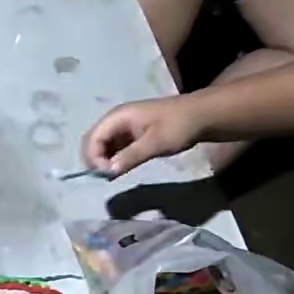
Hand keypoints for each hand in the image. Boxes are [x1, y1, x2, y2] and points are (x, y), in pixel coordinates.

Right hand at [81, 95, 203, 175]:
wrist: (201, 116)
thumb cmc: (178, 125)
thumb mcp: (155, 142)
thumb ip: (131, 156)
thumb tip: (109, 171)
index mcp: (118, 117)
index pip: (93, 138)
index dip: (94, 158)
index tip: (108, 174)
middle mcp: (115, 121)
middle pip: (92, 142)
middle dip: (94, 160)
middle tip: (107, 177)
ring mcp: (122, 128)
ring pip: (101, 147)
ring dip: (102, 162)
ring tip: (113, 175)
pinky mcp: (130, 136)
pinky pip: (112, 149)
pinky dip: (112, 160)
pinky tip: (118, 171)